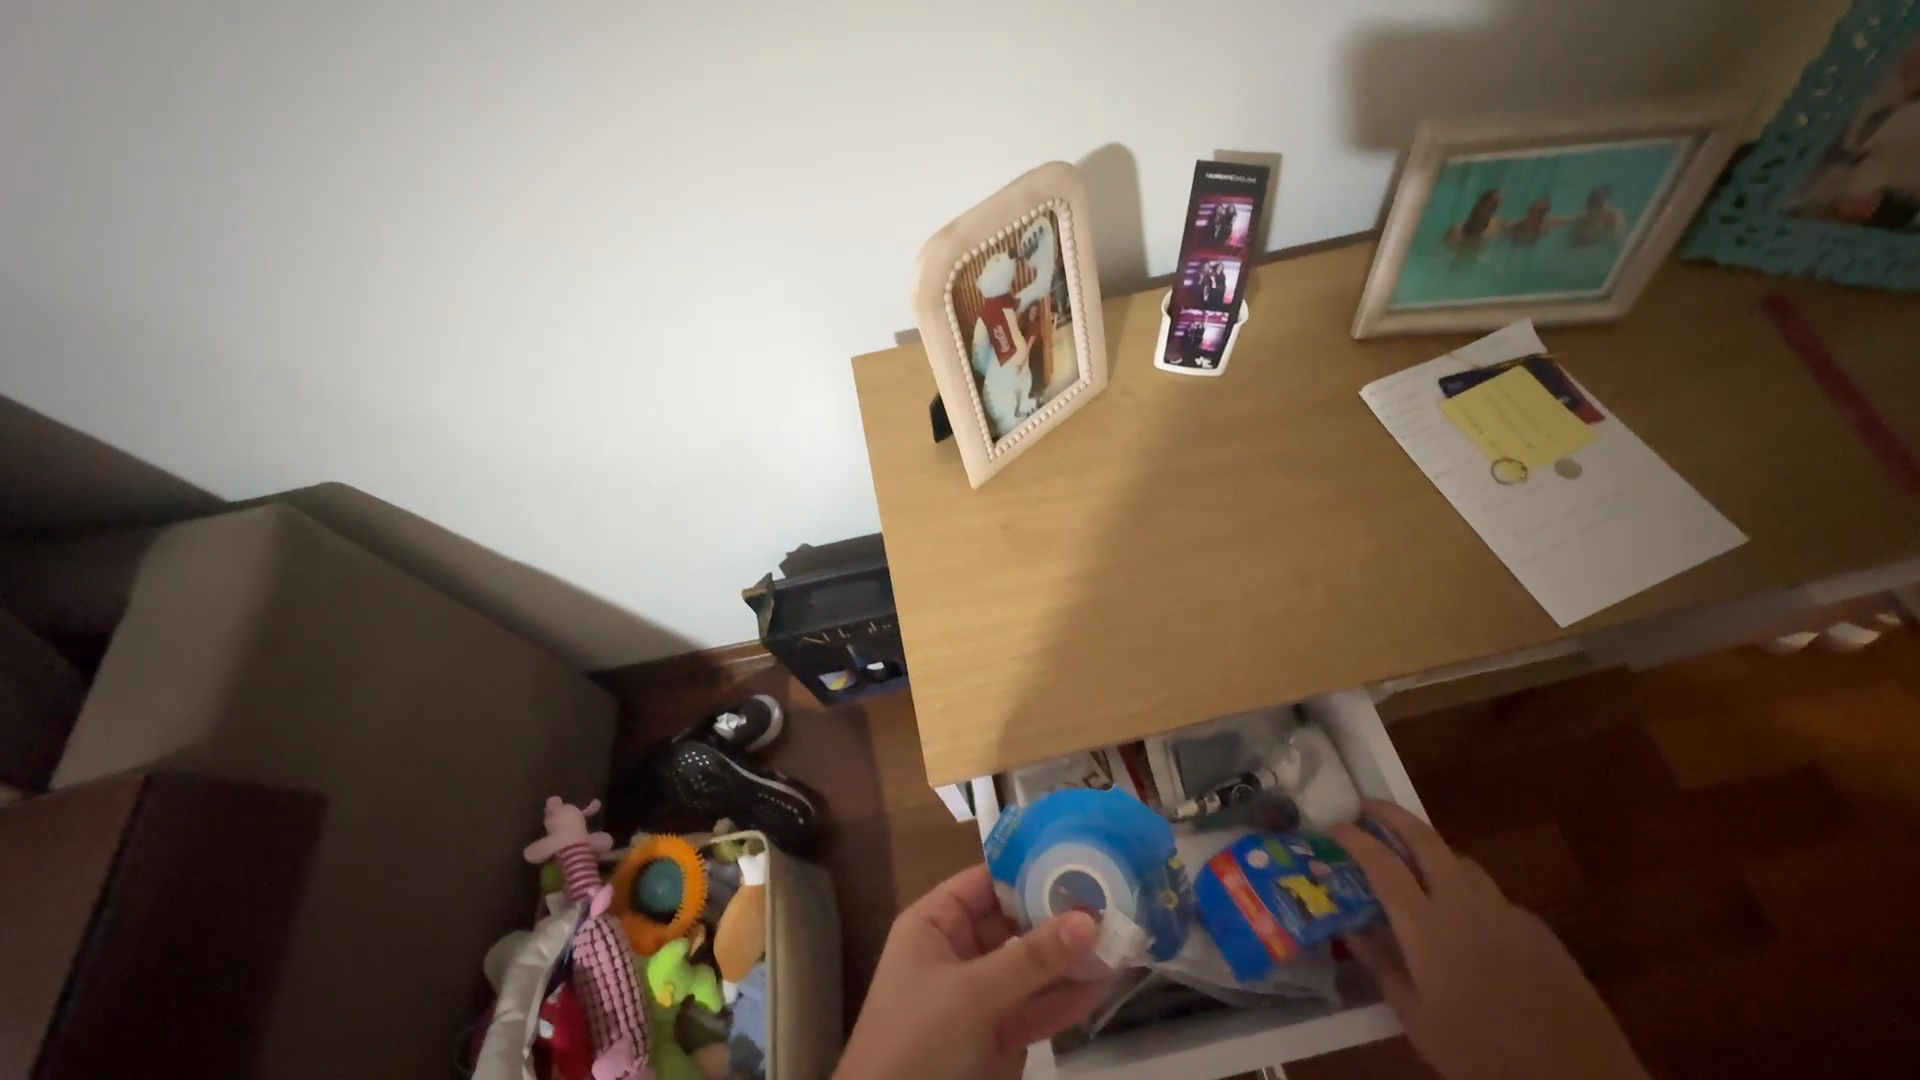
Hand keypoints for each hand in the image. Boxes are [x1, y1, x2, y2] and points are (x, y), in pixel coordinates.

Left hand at [836, 865, 1105, 1079]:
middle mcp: (958, 952)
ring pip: (1031, 968)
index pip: (986, 882)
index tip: (1081, 857)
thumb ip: (1031, 958)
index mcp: (935, 924)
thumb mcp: (970, 994)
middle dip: (1060, 916)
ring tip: (1123, 940)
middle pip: (1015, 923)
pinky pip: (1037, 1009)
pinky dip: (1067, 999)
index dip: (1029, 869)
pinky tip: (1104, 984)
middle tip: (1115, 902)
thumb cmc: (916, 1040)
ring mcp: (979, 996)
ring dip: (1071, 959)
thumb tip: (1090, 918)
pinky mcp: (997, 1036)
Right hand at [1329, 801, 1648, 1079]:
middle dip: (1393, 815)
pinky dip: (1468, 891)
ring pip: (1462, 862)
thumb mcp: (1416, 1019)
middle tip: (1368, 807)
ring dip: (1432, 851)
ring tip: (1415, 863)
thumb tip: (1351, 931)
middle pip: (1426, 840)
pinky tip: (1467, 921)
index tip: (1334, 826)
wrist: (1575, 1078)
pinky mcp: (1538, 931)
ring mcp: (1506, 913)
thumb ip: (1383, 966)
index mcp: (1426, 925)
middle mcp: (1464, 904)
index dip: (1355, 838)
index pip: (1381, 863)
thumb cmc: (1481, 1052)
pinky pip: (1493, 896)